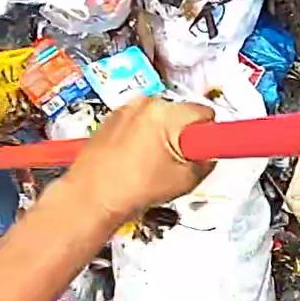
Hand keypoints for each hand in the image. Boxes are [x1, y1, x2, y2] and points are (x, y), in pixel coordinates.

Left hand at [60, 95, 214, 224]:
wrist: (90, 197)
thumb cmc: (132, 189)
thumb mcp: (185, 181)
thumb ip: (206, 163)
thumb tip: (209, 156)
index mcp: (166, 114)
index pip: (205, 114)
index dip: (208, 135)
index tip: (202, 151)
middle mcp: (146, 103)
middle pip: (182, 115)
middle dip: (184, 137)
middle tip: (176, 165)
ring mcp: (126, 109)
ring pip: (161, 120)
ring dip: (164, 137)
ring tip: (154, 166)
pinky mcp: (113, 118)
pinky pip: (141, 123)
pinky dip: (144, 138)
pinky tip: (138, 161)